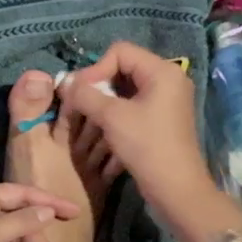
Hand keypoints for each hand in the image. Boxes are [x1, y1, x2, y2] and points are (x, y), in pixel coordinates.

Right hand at [60, 42, 215, 210]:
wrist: (175, 189)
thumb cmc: (146, 146)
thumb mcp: (111, 117)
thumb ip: (85, 94)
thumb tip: (65, 82)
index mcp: (162, 71)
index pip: (120, 52)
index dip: (95, 68)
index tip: (79, 92)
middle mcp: (168, 80)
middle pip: (123, 69)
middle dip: (98, 86)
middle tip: (79, 104)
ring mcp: (166, 101)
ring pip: (126, 91)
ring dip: (103, 103)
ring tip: (86, 120)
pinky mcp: (161, 120)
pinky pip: (133, 107)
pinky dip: (115, 116)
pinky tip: (101, 133)